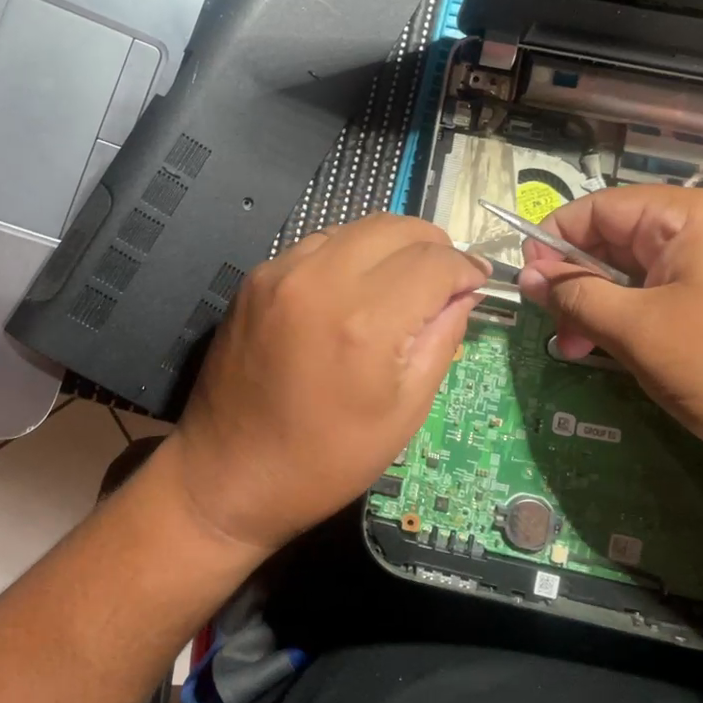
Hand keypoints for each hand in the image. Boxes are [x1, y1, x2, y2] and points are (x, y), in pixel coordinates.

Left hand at [173, 213, 488, 550]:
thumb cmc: (324, 461)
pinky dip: (348, 254)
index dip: (465, 269)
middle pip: (396, 227)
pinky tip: (353, 289)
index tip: (476, 284)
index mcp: (364, 322)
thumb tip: (463, 293)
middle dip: (433, 245)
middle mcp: (320, 280)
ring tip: (403, 282)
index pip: (434, 262)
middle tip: (446, 278)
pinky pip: (317, 244)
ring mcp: (281, 272)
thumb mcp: (404, 413)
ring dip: (390, 246)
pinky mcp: (256, 277)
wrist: (226, 475)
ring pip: (356, 227)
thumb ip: (442, 339)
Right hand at [516, 186, 702, 481]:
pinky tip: (647, 354)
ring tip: (596, 355)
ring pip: (655, 270)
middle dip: (585, 285)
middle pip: (626, 239)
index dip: (553, 244)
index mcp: (694, 214)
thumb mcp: (640, 333)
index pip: (597, 209)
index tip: (527, 288)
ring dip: (616, 307)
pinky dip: (655, 316)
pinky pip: (690, 290)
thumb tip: (529, 274)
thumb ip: (577, 296)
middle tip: (563, 337)